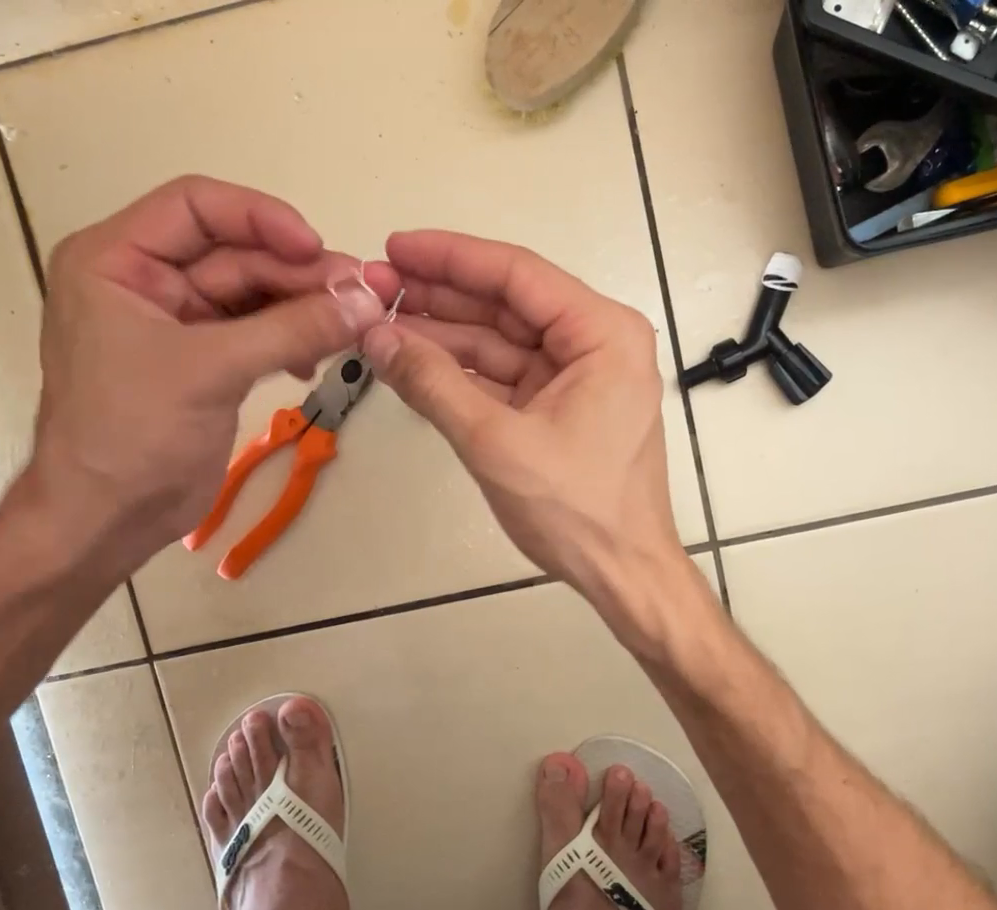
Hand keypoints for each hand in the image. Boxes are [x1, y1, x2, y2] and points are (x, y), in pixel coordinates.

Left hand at [22, 176, 398, 572]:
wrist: (107, 517)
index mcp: (117, 260)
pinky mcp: (206, 363)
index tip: (316, 249)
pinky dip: (291, 341)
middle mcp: (147, 281)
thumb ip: (291, 329)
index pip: (196, 207)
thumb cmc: (132, 433)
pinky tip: (315, 361)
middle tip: (360, 295)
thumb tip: (367, 300)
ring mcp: (179, 324)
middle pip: (236, 254)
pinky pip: (258, 334)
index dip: (260, 217)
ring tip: (351, 326)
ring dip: (303, 309)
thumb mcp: (211, 370)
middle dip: (297, 274)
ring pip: (254, 295)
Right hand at [361, 230, 681, 604]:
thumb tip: (375, 336)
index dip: (450, 258)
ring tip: (380, 323)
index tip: (393, 249)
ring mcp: (580, 377)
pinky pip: (506, 376)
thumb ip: (433, 383)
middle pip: (508, 304)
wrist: (623, 572)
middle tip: (373, 288)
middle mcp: (597, 344)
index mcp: (603, 334)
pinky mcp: (562, 408)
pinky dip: (462, 372)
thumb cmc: (577, 510)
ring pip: (502, 341)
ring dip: (443, 335)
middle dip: (440, 297)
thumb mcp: (497, 443)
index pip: (518, 274)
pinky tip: (412, 361)